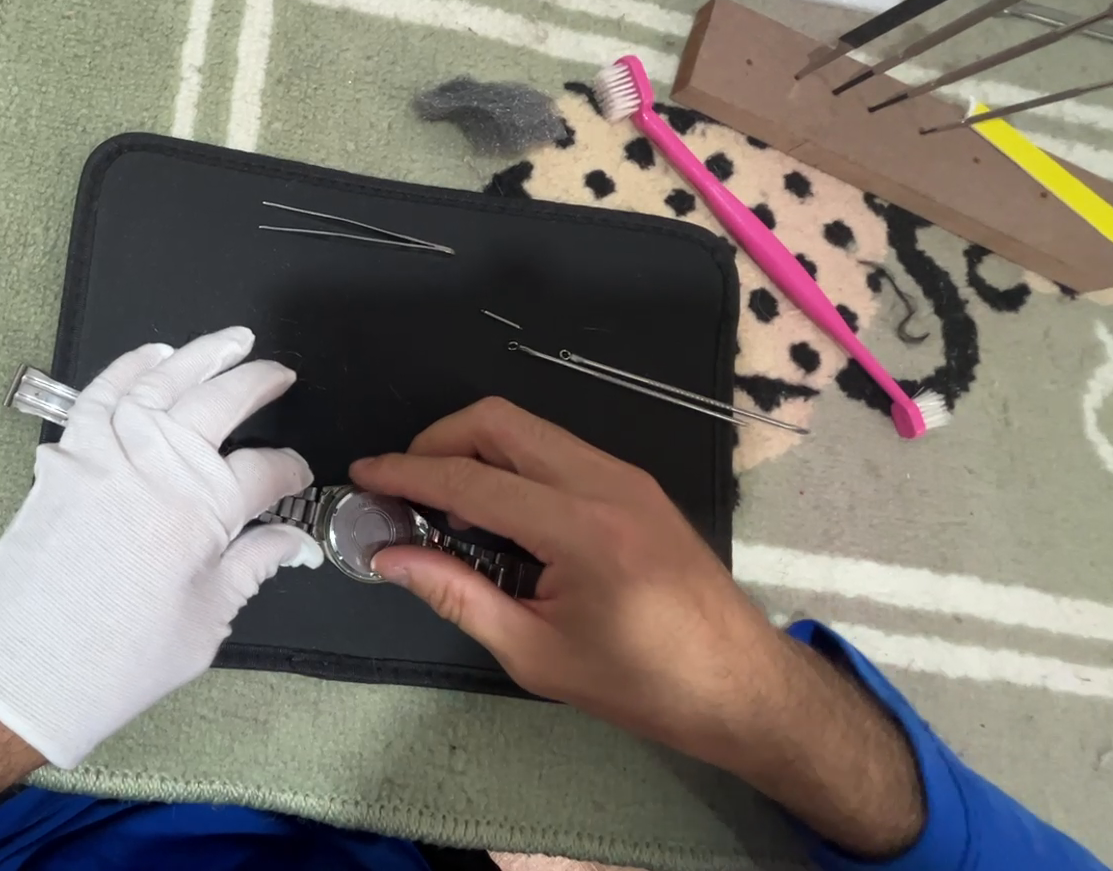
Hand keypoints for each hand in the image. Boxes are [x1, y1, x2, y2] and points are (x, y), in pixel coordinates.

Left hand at [0, 327, 316, 767]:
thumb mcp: (205, 622)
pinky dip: (131, 367)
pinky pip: (101, 393)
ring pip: (162, 381)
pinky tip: (155, 355)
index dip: (291, 471)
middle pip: (220, 403)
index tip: (297, 476)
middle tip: (280, 373)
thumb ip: (252, 566)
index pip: (266, 472)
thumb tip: (294, 542)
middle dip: (258, 381)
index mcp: (203, 511)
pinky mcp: (69, 452)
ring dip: (202, 354)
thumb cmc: (121, 659)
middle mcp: (159, 466)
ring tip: (233, 340)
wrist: (25, 667)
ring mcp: (108, 451)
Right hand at [352, 398, 922, 857]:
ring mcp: (622, 474)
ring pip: (521, 425)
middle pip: (496, 421)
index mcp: (583, 531)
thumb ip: (454, 594)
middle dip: (435, 440)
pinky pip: (547, 446)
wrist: (750, 690)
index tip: (362, 475)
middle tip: (405, 484)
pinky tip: (495, 511)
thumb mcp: (534, 654)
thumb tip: (386, 555)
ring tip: (445, 504)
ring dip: (468, 448)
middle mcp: (604, 482)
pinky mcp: (629, 480)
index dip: (406, 473)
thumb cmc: (643, 685)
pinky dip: (504, 461)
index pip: (471, 481)